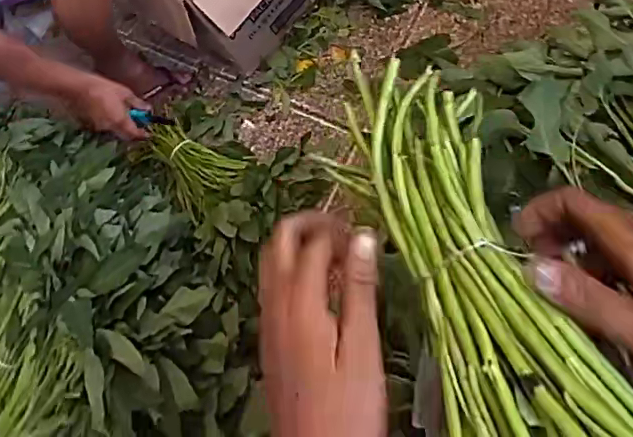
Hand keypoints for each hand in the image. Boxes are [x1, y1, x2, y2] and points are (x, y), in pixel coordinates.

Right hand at [67, 74, 147, 140]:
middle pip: (125, 135)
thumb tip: (148, 110)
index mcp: (120, 122)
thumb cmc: (103, 88)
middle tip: (137, 120)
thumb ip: (137, 103)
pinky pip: (104, 127)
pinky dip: (110, 122)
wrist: (77, 89)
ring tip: (122, 111)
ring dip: (121, 125)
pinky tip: (108, 110)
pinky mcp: (89, 126)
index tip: (148, 132)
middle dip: (132, 130)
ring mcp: (98, 129)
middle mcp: (110, 129)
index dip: (143, 135)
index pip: (135, 135)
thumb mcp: (124, 93)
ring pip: (114, 131)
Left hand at [259, 213, 386, 436]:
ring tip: (332, 251)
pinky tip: (318, 285)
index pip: (314, 240)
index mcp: (299, 300)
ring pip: (271, 258)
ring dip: (298, 242)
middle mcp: (275, 302)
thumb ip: (359, 289)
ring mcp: (267, 319)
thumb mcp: (363, 350)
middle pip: (281, 237)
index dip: (340, 229)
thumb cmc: (347, 411)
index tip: (365, 235)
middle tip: (342, 228)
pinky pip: (271, 282)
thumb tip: (364, 236)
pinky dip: (291, 266)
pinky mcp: (267, 337)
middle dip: (310, 221)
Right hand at [517, 188, 632, 436]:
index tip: (515, 244)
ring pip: (608, 249)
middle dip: (553, 239)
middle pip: (588, 220)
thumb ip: (592, 301)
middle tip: (535, 279)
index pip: (575, 201)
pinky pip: (632, 274)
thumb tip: (530, 265)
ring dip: (580, 267)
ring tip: (568, 310)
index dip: (539, 212)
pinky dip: (607, 288)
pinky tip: (612, 329)